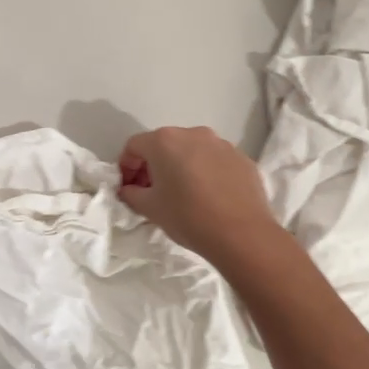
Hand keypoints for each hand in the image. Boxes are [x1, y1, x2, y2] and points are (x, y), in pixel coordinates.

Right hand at [118, 126, 285, 265]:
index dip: (126, 166)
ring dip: (179, 166)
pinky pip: (214, 160)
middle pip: (163, 144)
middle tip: (151, 191)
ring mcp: (221, 144)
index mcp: (164, 141)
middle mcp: (193, 134)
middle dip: (152, 165)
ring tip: (182, 193)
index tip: (128, 187)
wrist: (242, 235)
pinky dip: (204, 172)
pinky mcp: (242, 158)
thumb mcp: (149, 208)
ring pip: (191, 150)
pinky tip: (207, 196)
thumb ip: (131, 193)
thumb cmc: (187, 217)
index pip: (134, 146)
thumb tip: (129, 189)